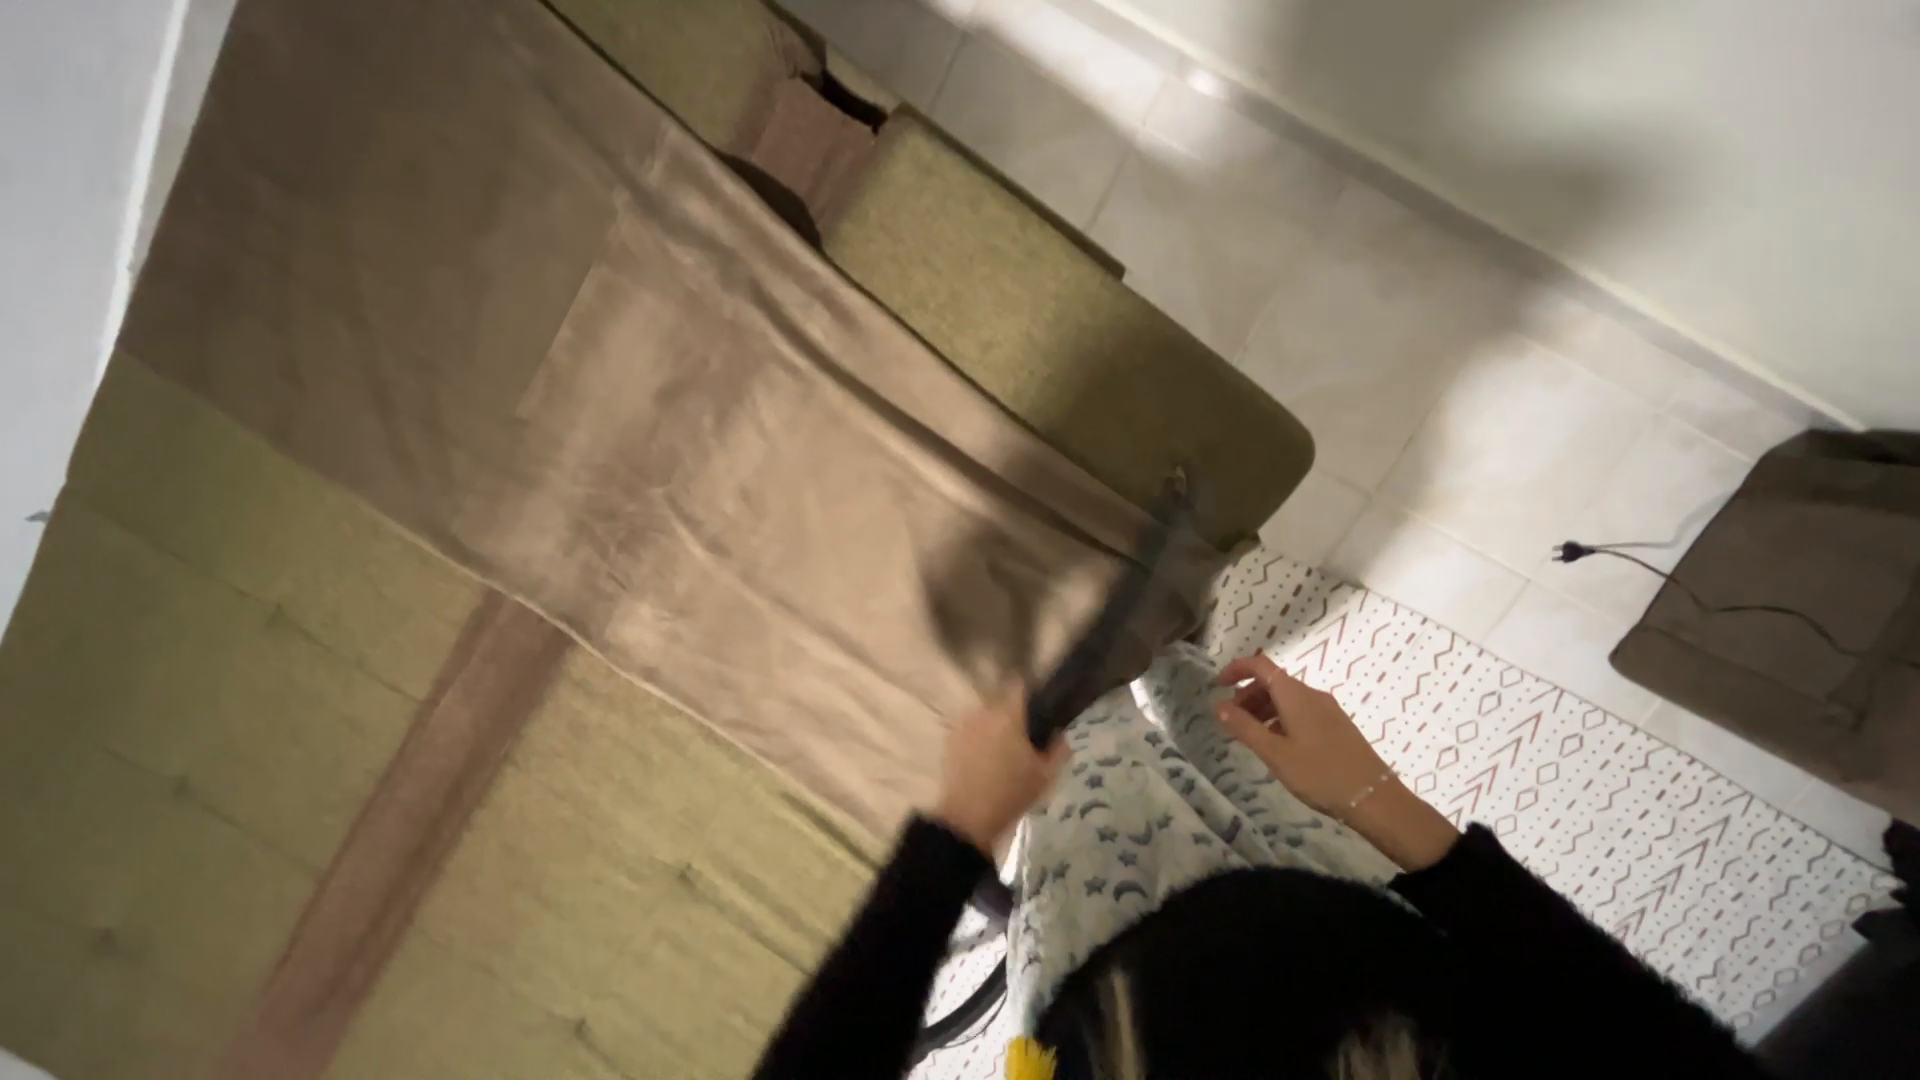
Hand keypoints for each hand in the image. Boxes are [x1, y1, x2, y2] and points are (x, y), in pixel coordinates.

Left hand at [933, 683, 1069, 854]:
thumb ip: (1059, 749)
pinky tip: (983, 761)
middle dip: (1014, 717)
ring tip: (1001, 754)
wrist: (967, 819)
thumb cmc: (1011, 794)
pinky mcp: (949, 739)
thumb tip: (1059, 734)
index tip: (1041, 711)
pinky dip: (978, 739)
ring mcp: (963, 724)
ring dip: (994, 728)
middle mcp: (984, 712)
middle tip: (1024, 742)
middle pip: (1004, 704)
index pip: (1022, 687)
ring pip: (986, 717)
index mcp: (1009, 715)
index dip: (1033, 696)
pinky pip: (971, 730)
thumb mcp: (1046, 776)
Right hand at [1212, 653, 1391, 815]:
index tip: (1217, 686)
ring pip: (1286, 698)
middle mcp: (1312, 695)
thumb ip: (1243, 727)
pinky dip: (1280, 718)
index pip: (1260, 665)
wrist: (1375, 798)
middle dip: (1247, 695)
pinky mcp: (1336, 725)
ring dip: (1263, 709)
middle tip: (1232, 721)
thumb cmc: (1319, 773)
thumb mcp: (1274, 753)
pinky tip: (1278, 745)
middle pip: (1273, 681)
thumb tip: (1218, 705)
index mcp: (1295, 695)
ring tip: (1252, 736)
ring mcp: (1327, 710)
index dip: (1236, 669)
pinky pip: (1300, 711)